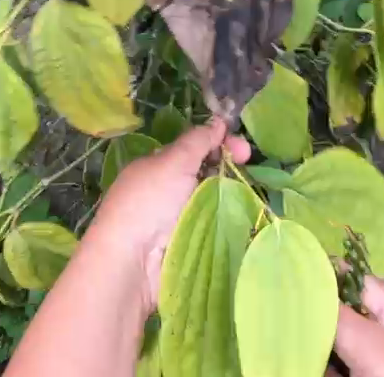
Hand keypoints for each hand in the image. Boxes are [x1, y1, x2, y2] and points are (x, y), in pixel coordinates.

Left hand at [83, 119, 251, 318]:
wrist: (133, 262)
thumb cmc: (149, 201)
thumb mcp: (174, 160)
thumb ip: (198, 140)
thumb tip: (217, 121)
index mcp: (157, 166)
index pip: (193, 148)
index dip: (218, 142)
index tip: (242, 147)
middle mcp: (166, 190)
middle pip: (204, 172)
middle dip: (228, 165)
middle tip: (250, 162)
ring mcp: (176, 218)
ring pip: (211, 199)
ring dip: (230, 193)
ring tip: (251, 189)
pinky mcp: (187, 244)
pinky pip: (213, 225)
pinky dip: (227, 219)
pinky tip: (246, 214)